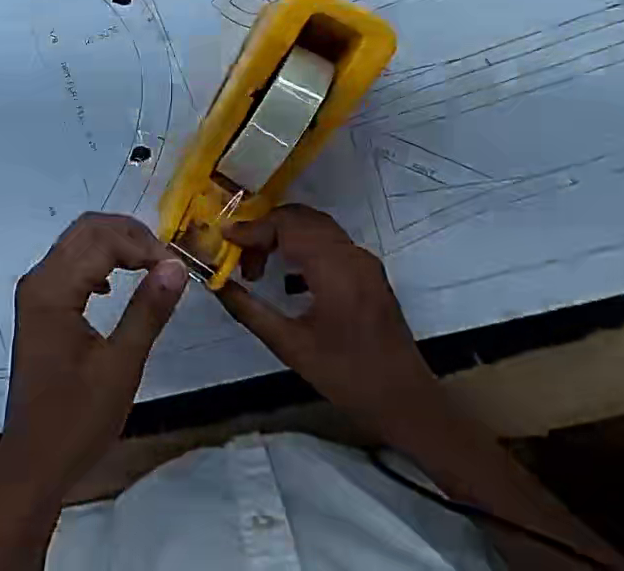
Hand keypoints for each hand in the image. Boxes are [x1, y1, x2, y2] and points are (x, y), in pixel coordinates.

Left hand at [0, 215, 184, 568]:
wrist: (34, 460)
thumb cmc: (77, 419)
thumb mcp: (121, 366)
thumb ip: (148, 310)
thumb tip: (176, 266)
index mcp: (52, 289)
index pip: (101, 240)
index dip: (143, 245)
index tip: (178, 266)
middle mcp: (38, 280)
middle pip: (85, 230)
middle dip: (129, 235)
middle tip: (167, 260)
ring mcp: (35, 292)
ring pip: (77, 243)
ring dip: (115, 245)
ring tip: (152, 267)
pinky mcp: (39, 306)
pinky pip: (70, 265)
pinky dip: (98, 263)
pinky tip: (117, 287)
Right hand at [221, 207, 623, 569]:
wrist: (409, 405)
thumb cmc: (347, 377)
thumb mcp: (289, 346)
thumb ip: (249, 309)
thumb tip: (215, 284)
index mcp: (334, 269)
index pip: (285, 226)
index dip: (251, 229)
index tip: (223, 238)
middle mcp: (352, 256)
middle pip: (300, 217)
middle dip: (264, 228)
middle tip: (238, 251)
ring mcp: (364, 262)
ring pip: (316, 226)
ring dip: (283, 234)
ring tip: (258, 262)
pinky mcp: (369, 273)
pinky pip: (329, 241)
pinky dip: (301, 243)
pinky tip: (286, 272)